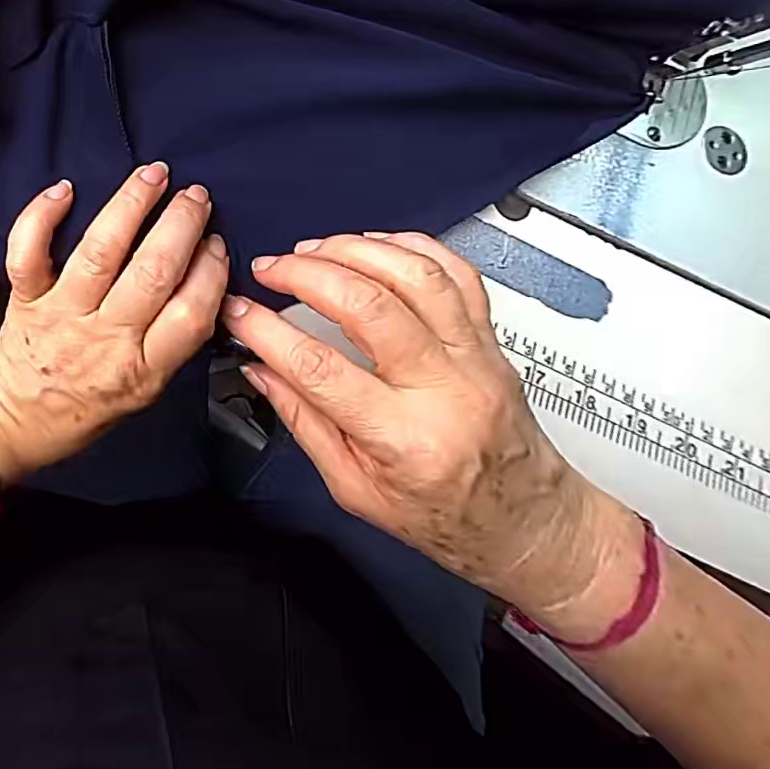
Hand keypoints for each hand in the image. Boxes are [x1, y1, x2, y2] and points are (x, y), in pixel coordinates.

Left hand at [0, 163, 230, 484]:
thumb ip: (168, 347)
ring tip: (153, 176)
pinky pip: (29, 253)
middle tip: (195, 197)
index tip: (216, 242)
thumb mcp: (140, 395)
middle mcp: (103, 340)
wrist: (12, 419)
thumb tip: (201, 288)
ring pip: (100, 252)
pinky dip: (42, 218)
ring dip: (131, 206)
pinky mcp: (25, 301)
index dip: (210, 270)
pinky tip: (64, 190)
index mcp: (141, 371)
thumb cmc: (77, 409)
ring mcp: (61, 316)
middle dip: (180, 225)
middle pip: (152, 273)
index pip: (191, 313)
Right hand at [220, 232, 645, 641]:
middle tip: (267, 269)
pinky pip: (458, 274)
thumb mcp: (352, 488)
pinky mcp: (489, 341)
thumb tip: (258, 367)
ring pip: (417, 277)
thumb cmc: (443, 516)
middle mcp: (446, 391)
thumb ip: (301, 420)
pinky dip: (409, 246)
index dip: (264, 330)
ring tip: (310, 249)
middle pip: (370, 306)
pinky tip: (369, 244)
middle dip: (305, 274)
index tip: (236, 311)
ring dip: (353, 250)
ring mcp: (475, 359)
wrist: (532, 526)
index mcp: (403, 439)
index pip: (318, 367)